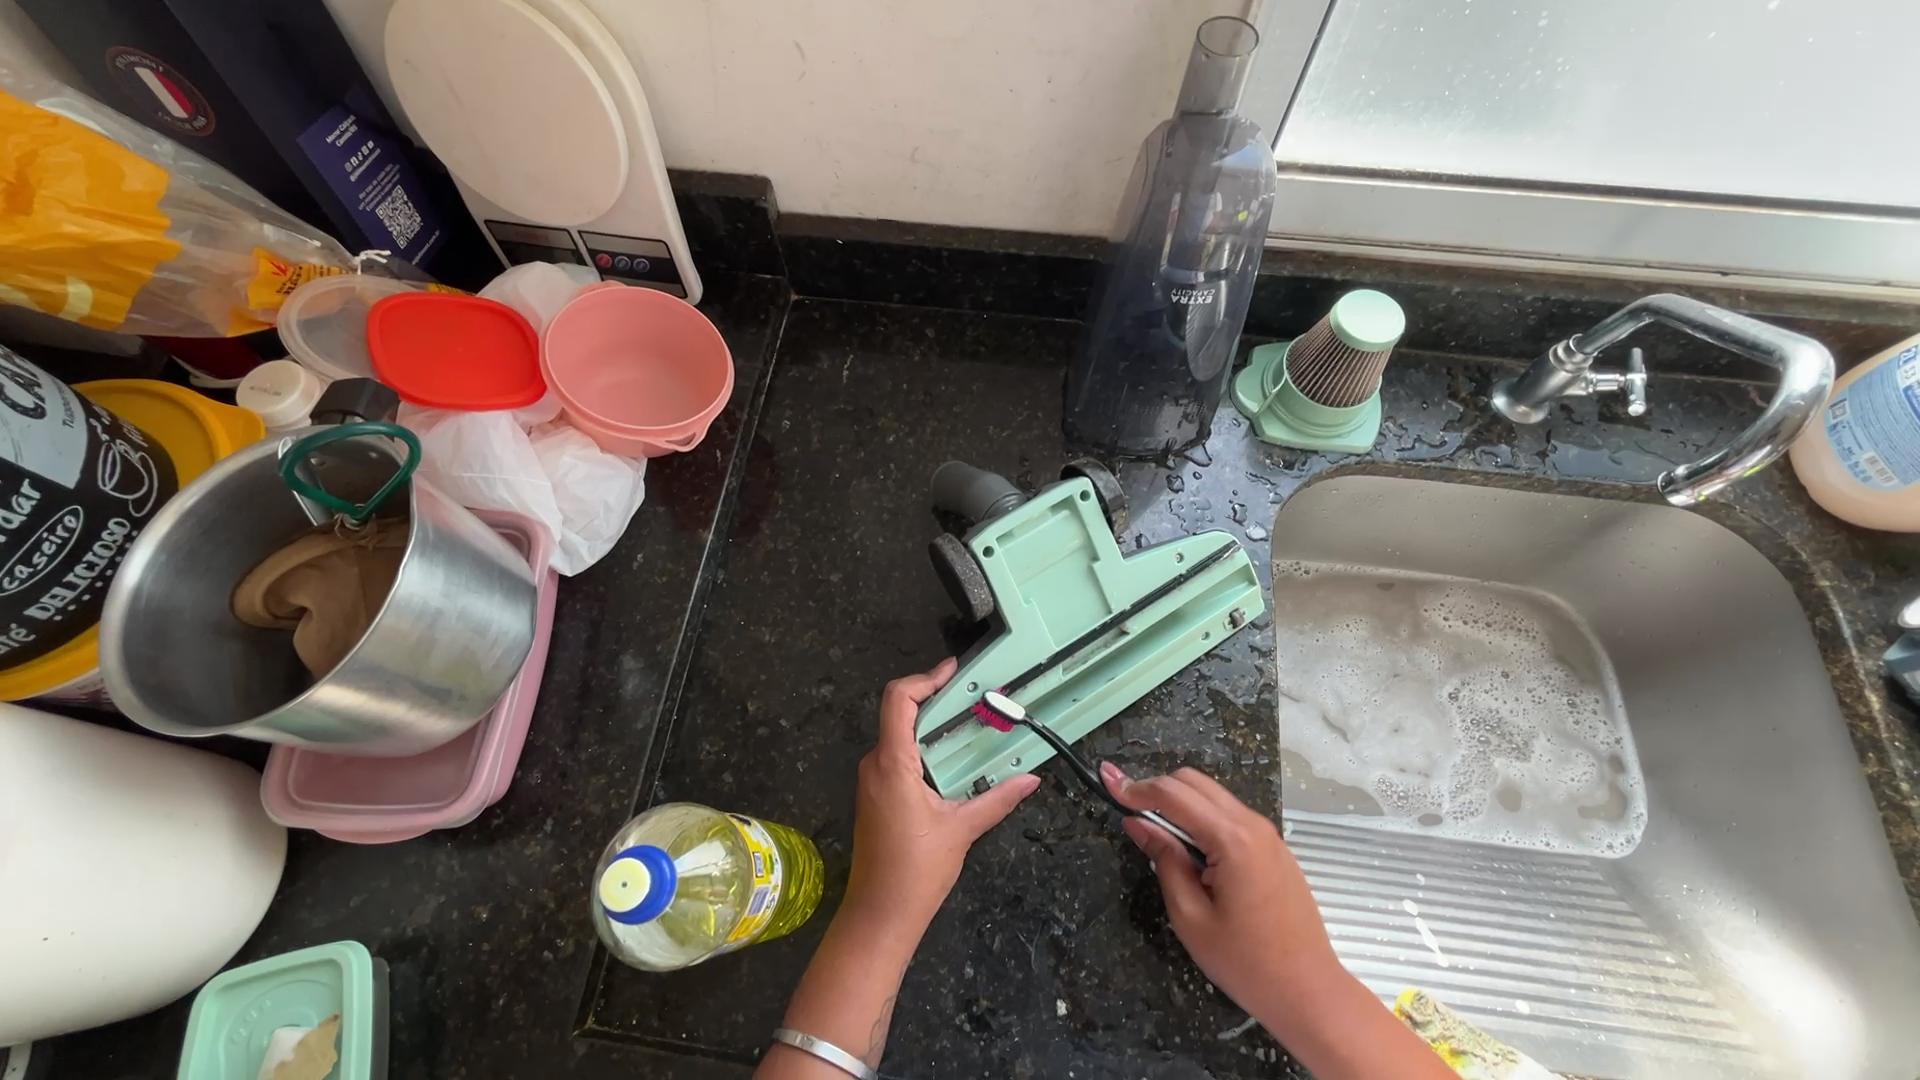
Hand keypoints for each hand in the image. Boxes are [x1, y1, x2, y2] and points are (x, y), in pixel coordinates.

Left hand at [843, 658, 1040, 932]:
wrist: (878, 916)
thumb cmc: (915, 872)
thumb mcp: (962, 830)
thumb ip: (997, 799)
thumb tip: (1031, 779)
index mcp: (892, 764)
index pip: (899, 700)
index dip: (926, 678)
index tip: (954, 671)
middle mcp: (876, 764)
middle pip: (901, 713)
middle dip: (937, 699)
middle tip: (974, 696)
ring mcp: (872, 780)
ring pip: (900, 736)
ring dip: (932, 725)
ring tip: (970, 723)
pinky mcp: (875, 794)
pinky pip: (898, 757)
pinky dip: (925, 748)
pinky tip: (952, 758)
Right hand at [1101, 763, 1340, 1020]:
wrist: (1310, 992)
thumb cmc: (1246, 963)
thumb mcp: (1190, 916)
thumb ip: (1164, 860)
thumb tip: (1137, 823)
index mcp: (1231, 839)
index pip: (1173, 794)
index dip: (1134, 786)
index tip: (1106, 781)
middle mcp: (1252, 825)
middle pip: (1192, 782)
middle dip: (1156, 788)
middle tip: (1129, 811)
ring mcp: (1267, 834)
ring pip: (1211, 794)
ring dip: (1179, 801)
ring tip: (1155, 832)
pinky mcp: (1273, 848)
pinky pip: (1228, 814)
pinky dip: (1201, 816)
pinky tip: (1189, 848)